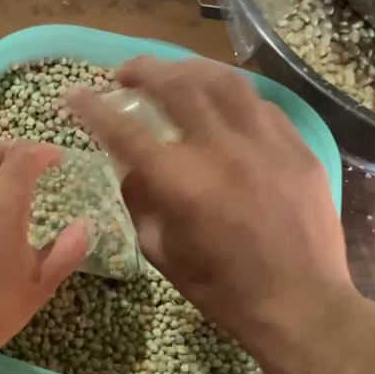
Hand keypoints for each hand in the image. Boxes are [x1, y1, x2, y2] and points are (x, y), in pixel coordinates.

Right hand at [66, 56, 354, 358]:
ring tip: (174, 74)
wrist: (300, 303)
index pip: (124, 130)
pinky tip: (223, 105)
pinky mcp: (296, 146)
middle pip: (175, 85)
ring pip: (223, 80)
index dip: (93, 108)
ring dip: (189, 69)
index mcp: (180, 181)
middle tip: (125, 74)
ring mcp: (265, 142)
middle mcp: (220, 148)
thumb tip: (131, 169)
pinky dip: (231, 97)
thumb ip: (140, 202)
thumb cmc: (221, 289)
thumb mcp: (161, 252)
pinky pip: (260, 104)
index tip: (74, 94)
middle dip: (142, 70)